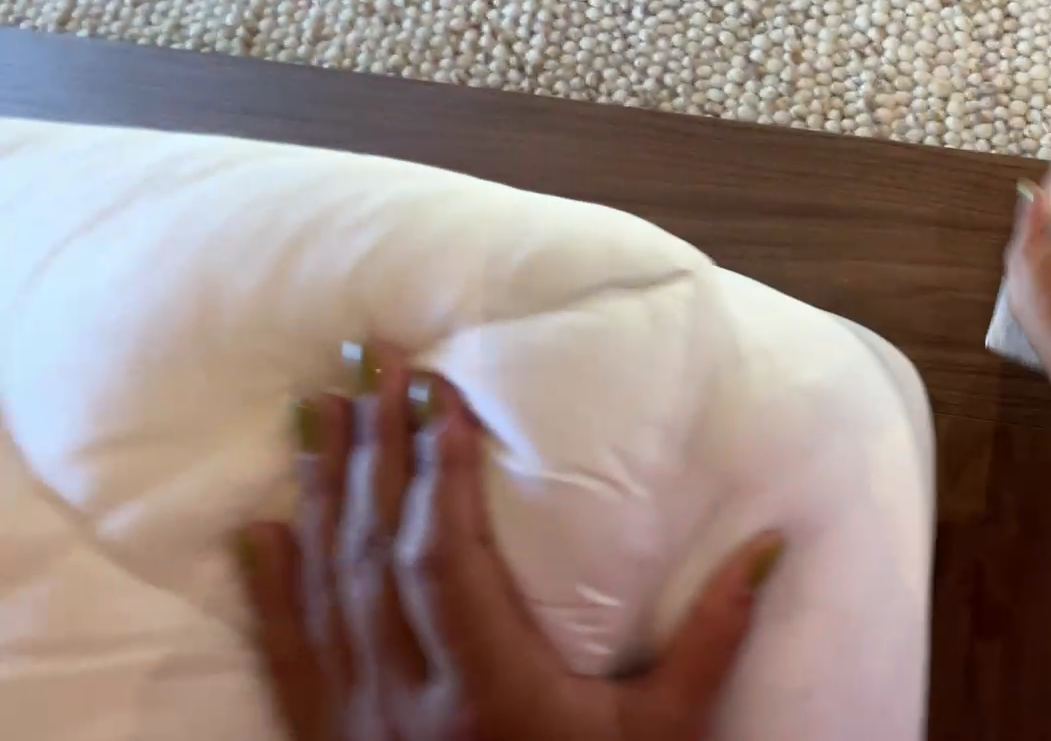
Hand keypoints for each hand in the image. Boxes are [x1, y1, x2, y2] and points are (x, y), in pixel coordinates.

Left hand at [235, 344, 783, 740]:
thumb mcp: (670, 730)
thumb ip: (717, 632)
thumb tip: (772, 544)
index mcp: (487, 686)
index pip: (444, 558)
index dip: (435, 473)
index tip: (434, 396)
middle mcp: (403, 700)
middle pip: (372, 555)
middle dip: (372, 449)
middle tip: (368, 364)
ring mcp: (354, 725)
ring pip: (323, 589)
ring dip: (321, 491)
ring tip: (319, 408)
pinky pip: (288, 651)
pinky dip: (271, 583)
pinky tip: (260, 526)